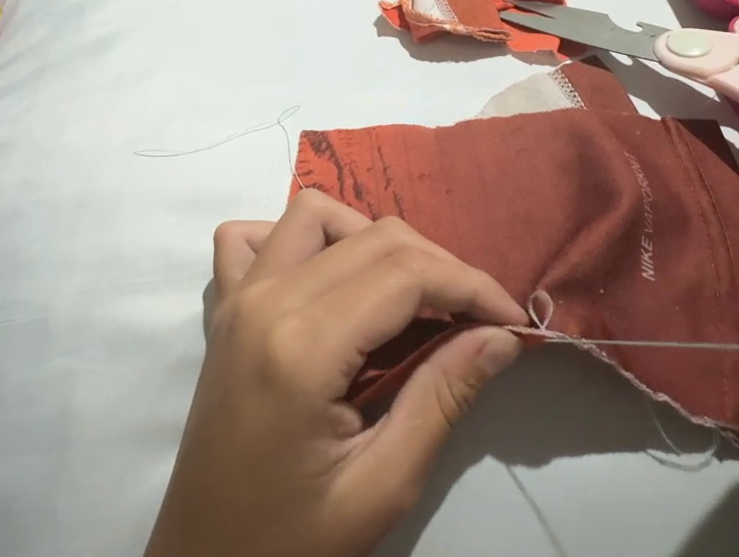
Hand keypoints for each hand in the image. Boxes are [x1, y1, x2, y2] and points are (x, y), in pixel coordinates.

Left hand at [146, 190, 527, 556]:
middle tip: (475, 318)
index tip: (514, 320)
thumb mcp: (381, 486)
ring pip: (315, 214)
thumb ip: (442, 397)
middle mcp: (265, 300)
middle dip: (440, 266)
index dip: (472, 286)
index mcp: (302, 346)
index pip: (406, 273)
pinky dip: (300, 239)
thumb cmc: (292, 540)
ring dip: (375, 239)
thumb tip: (502, 335)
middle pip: (373, 236)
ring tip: (409, 297)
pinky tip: (328, 277)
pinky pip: (254, 236)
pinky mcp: (224, 307)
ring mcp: (236, 297)